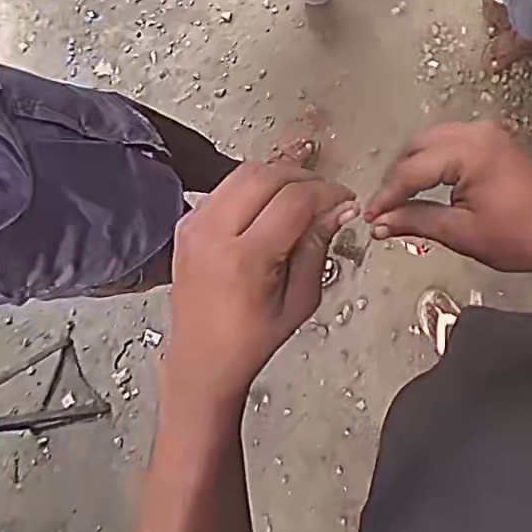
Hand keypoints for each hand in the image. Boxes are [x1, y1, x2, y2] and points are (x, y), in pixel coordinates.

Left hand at [168, 163, 355, 404]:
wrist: (201, 359)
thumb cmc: (250, 340)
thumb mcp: (300, 300)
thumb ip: (318, 247)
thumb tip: (338, 209)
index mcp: (243, 259)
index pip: (294, 200)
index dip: (327, 193)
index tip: (344, 199)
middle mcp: (213, 235)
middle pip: (267, 175)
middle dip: (304, 178)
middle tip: (326, 195)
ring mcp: (195, 226)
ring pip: (244, 172)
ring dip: (279, 176)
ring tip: (301, 197)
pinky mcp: (187, 223)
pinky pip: (226, 186)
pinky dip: (254, 187)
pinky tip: (270, 205)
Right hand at [364, 122, 531, 275]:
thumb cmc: (520, 236)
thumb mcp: (461, 233)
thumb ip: (415, 221)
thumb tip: (380, 223)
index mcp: (469, 151)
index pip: (412, 170)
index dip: (387, 195)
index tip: (371, 215)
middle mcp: (476, 132)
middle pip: (417, 146)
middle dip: (397, 176)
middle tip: (384, 207)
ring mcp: (486, 133)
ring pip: (431, 141)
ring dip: (412, 166)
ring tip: (399, 197)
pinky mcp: (492, 141)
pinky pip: (449, 142)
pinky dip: (432, 160)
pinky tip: (424, 183)